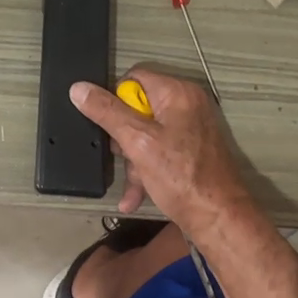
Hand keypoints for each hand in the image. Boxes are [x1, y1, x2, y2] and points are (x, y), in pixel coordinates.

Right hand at [70, 68, 252, 234]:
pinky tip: (134, 195)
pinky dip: (147, 169)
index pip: (134, 78)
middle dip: (124, 138)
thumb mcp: (137, 142)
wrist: (219, 219)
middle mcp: (187, 104)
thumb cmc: (180, 177)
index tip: (110, 127)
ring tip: (134, 184)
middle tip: (124, 157)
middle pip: (138, 108)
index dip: (116, 100)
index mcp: (177, 93)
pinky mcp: (191, 150)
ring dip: (134, 161)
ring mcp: (190, 128)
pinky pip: (160, 151)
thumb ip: (107, 113)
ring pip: (146, 134)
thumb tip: (79, 88)